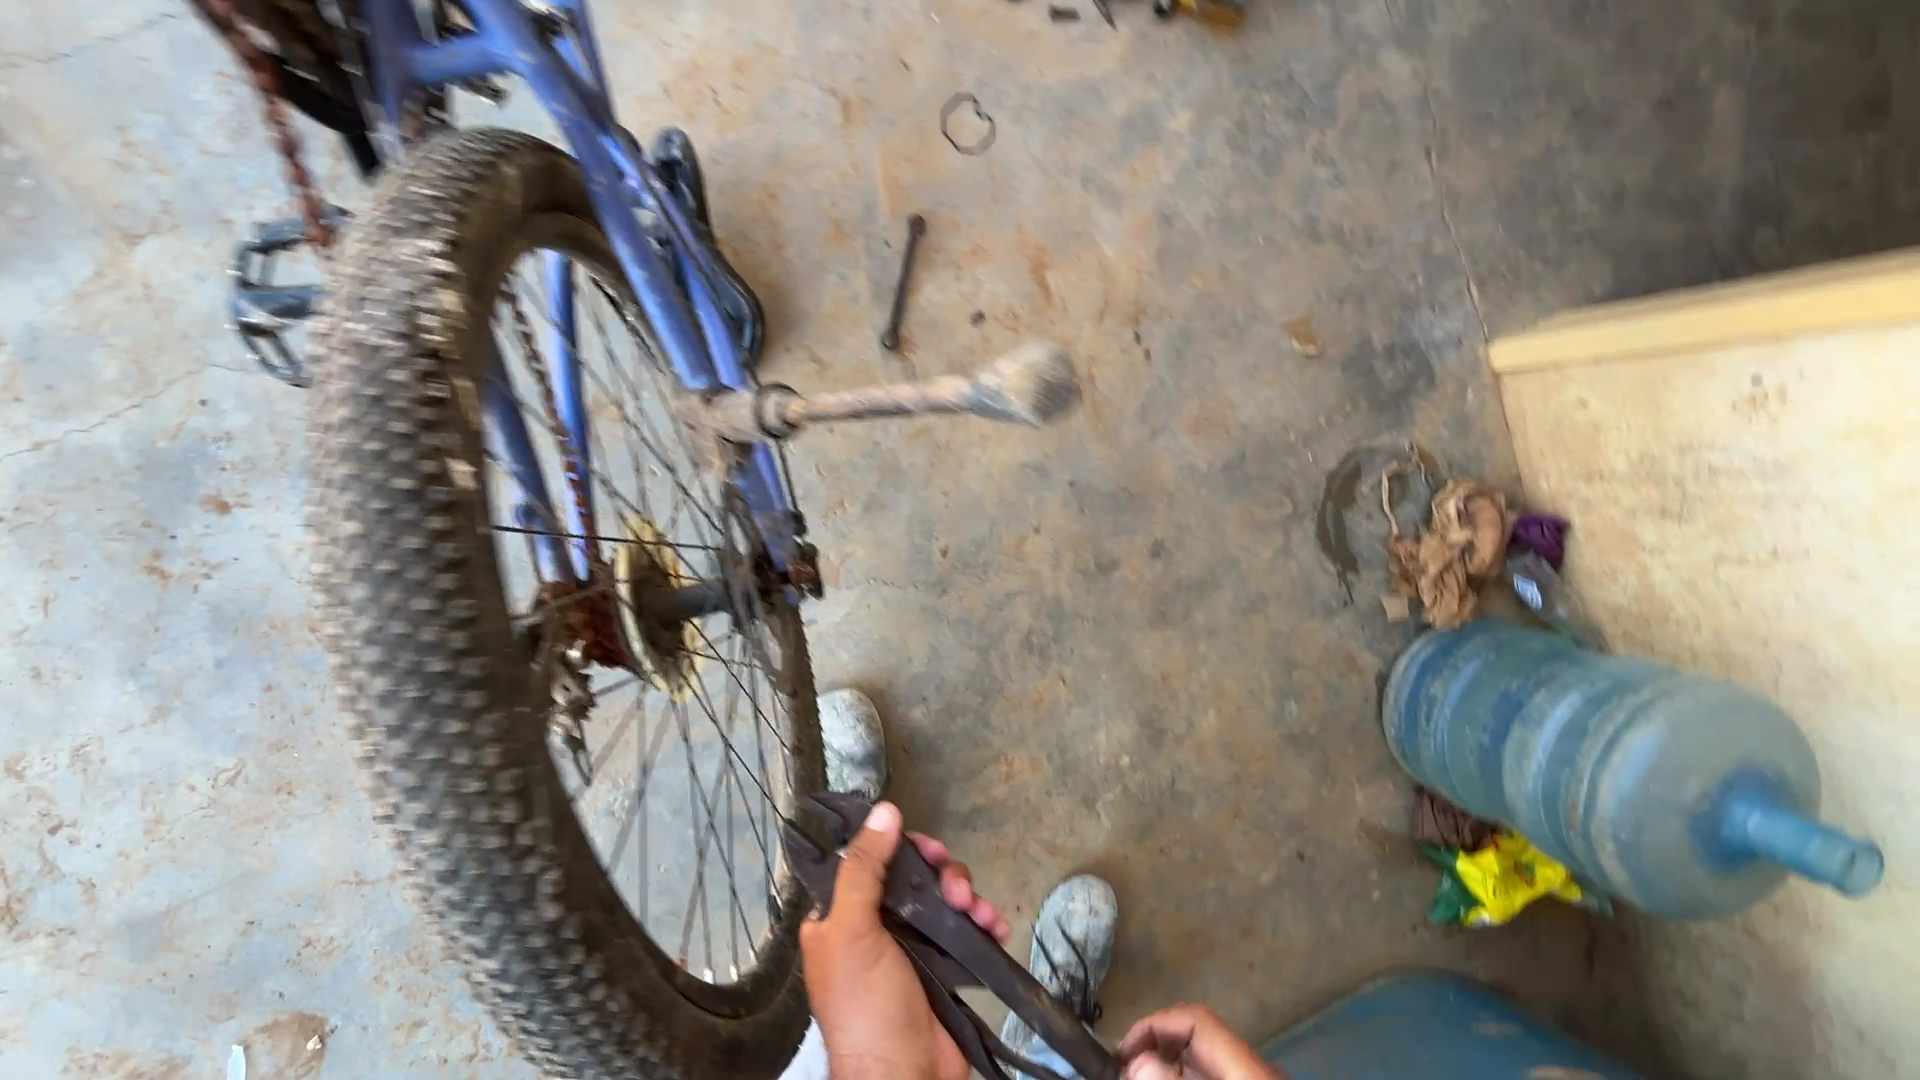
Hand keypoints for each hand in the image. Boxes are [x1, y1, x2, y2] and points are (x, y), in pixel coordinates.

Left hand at [800, 801, 1011, 1079]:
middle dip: (944, 875)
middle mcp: (875, 926)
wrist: (905, 1078)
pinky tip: (995, 926)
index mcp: (841, 916)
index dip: (902, 848)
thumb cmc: (866, 1004)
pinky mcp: (945, 967)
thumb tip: (884, 810)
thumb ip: (864, 868)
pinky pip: (966, 929)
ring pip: (944, 898)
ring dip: (967, 896)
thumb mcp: (853, 931)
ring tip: (979, 913)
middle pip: (915, 876)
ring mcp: (912, 947)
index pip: (871, 861)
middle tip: (957, 889)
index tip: (928, 849)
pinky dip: (983, 922)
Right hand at [1119, 1005, 1287, 1079]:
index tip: (1124, 1051)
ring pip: (1204, 1067)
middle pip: (1199, 1042)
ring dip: (1169, 1071)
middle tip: (1125, 1073)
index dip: (1156, 1024)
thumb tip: (1138, 1060)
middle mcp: (1254, 1075)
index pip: (1198, 1021)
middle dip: (1157, 1049)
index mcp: (1250, 1072)